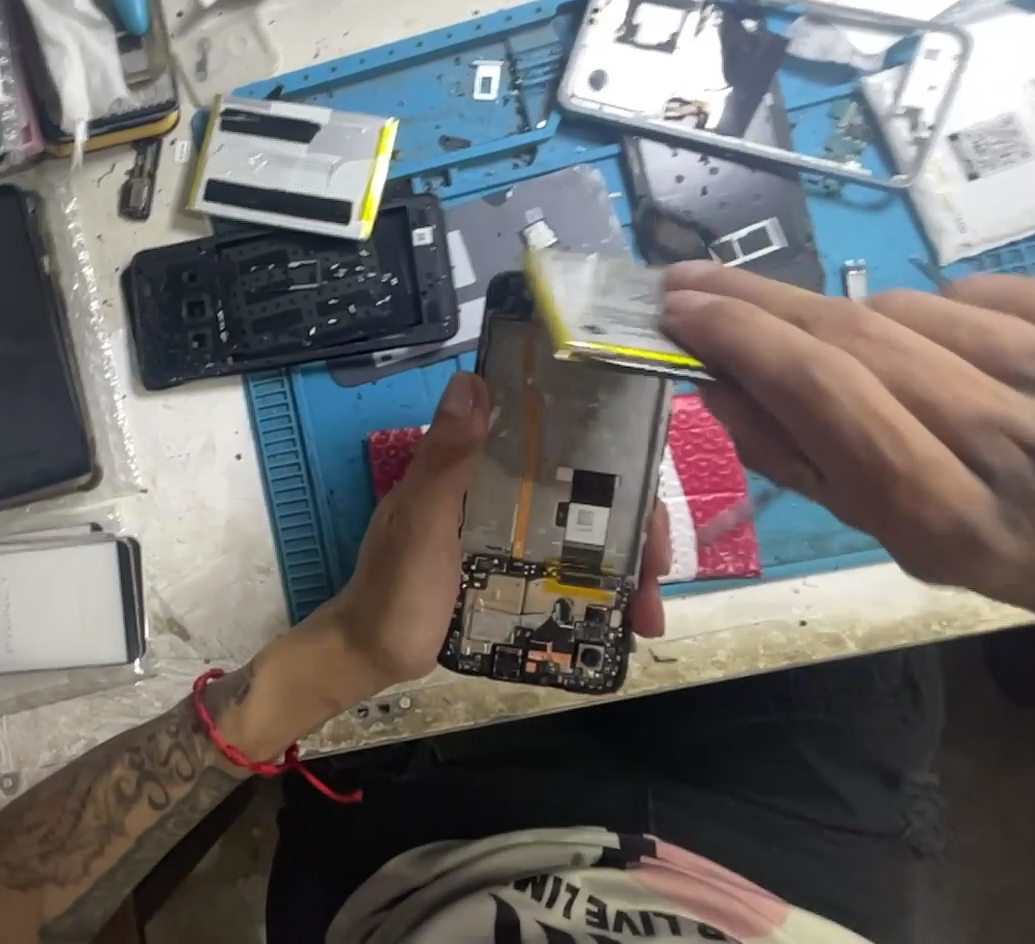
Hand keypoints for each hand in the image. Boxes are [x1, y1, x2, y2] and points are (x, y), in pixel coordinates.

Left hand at [311, 371, 671, 701]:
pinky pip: (570, 571)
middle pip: (584, 492)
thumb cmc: (394, 586)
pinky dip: (604, 593)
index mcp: (473, 471)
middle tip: (661, 570)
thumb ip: (443, 459)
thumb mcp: (419, 521)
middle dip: (635, 525)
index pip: (551, 442)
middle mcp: (496, 495)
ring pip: (585, 535)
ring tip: (651, 613)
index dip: (608, 454)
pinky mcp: (513, 574)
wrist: (373, 654)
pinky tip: (630, 622)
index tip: (646, 483)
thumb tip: (470, 381)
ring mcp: (507, 536)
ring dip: (629, 567)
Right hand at [658, 261, 1034, 705]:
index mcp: (952, 513)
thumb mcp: (899, 539)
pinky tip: (960, 353)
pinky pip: (980, 291)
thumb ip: (798, 459)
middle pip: (851, 333)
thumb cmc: (1028, 559)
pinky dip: (941, 315)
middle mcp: (1024, 439)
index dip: (738, 335)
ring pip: (906, 307)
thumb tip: (712, 381)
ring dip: (855, 324)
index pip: (817, 388)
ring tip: (870, 360)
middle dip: (758, 301)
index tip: (679, 307)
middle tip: (695, 283)